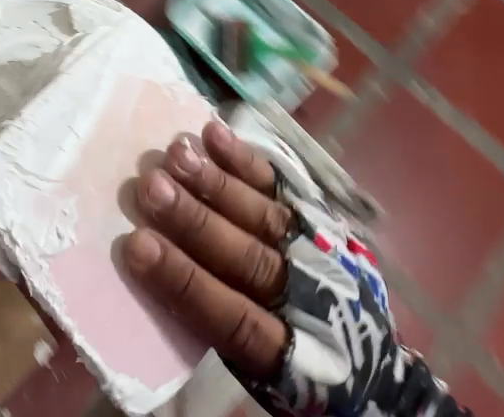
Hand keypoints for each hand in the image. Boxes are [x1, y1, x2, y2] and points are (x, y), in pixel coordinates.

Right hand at [121, 121, 294, 379]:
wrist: (368, 360)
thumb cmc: (284, 360)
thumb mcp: (252, 368)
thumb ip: (205, 324)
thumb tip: (138, 270)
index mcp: (280, 351)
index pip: (230, 317)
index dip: (184, 282)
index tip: (135, 247)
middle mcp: (302, 297)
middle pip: (245, 257)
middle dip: (195, 221)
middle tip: (150, 187)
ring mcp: (314, 251)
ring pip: (262, 215)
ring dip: (216, 183)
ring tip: (176, 153)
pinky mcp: (317, 217)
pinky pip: (280, 186)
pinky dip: (245, 160)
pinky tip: (214, 135)